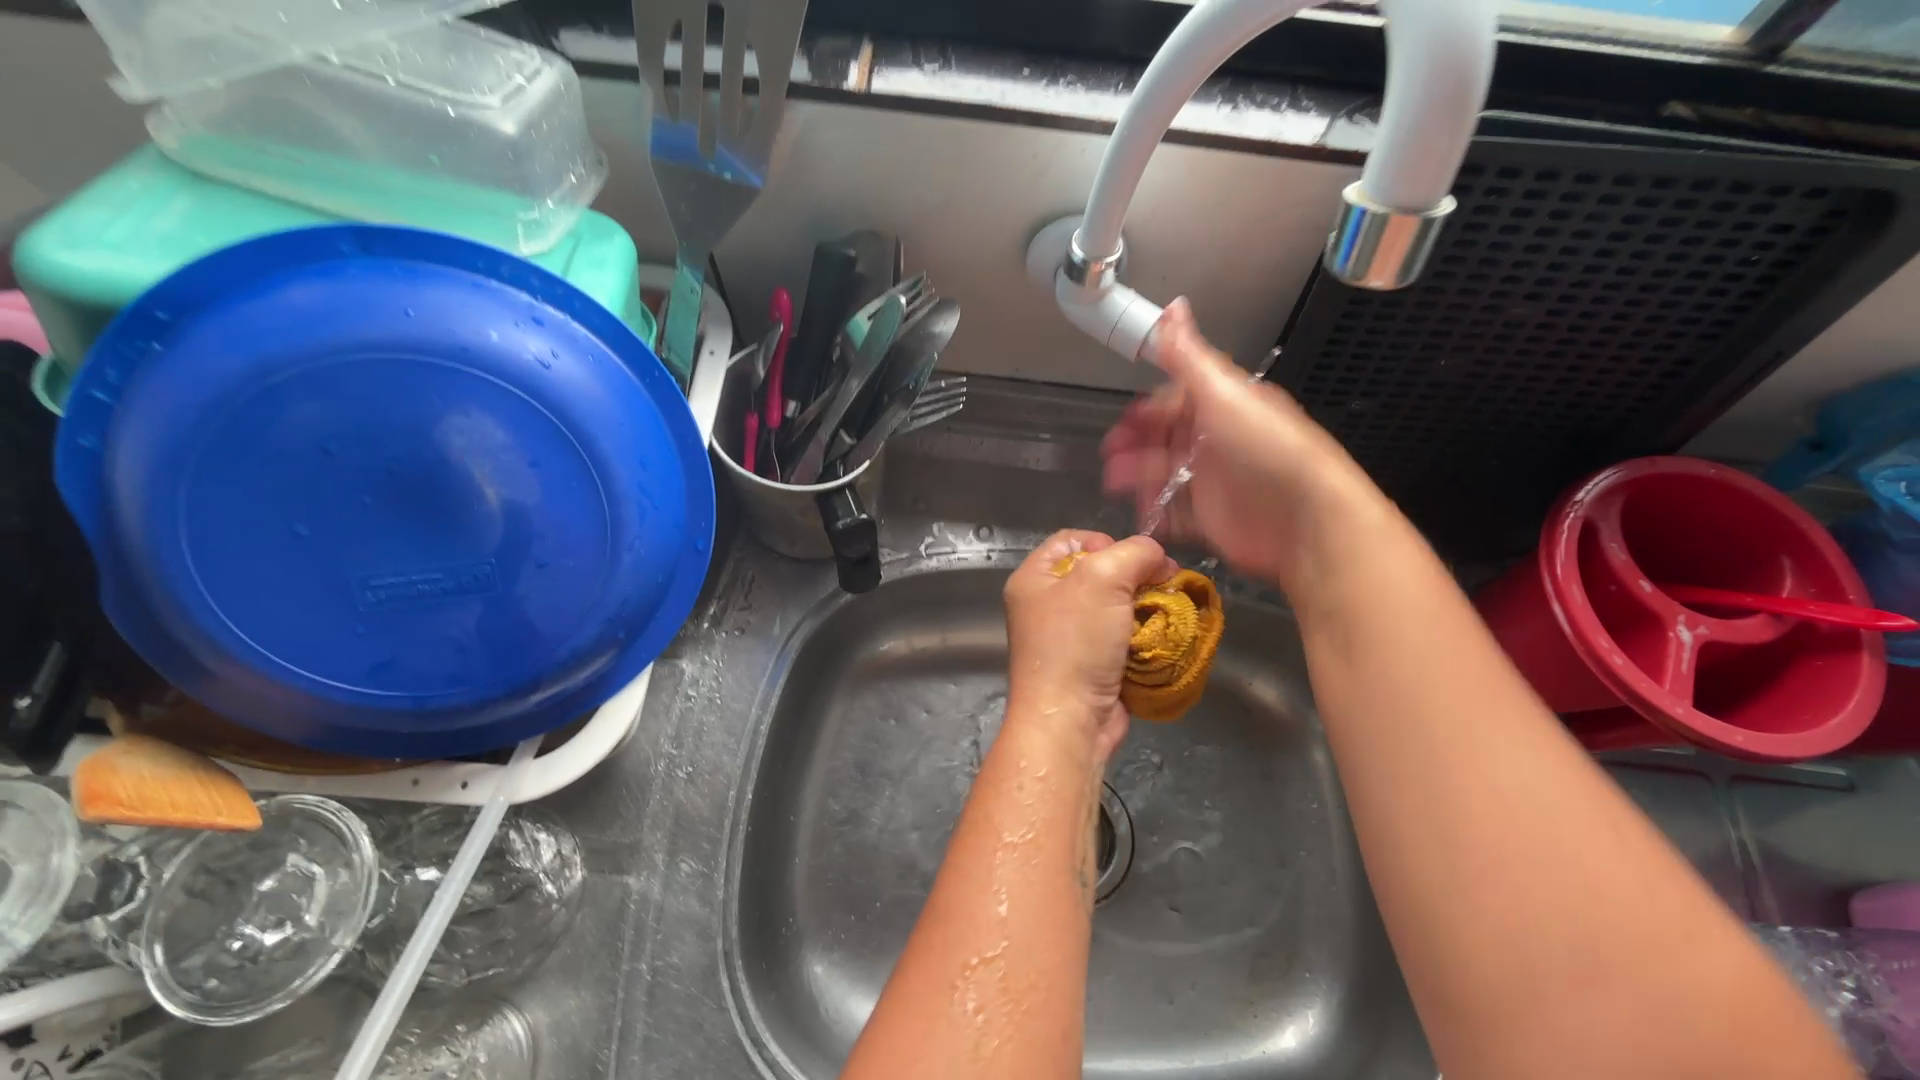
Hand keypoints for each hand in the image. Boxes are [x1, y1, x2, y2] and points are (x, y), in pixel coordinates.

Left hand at [1003, 530, 1175, 762]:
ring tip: (1166, 612)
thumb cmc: (1076, 643)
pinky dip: (1143, 636)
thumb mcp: (1104, 578)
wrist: (1070, 720)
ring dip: (1144, 607)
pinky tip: (1160, 637)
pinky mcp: (1091, 666)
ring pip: (1116, 607)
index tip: (1132, 560)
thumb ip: (1135, 553)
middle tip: (1162, 583)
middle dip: (1134, 575)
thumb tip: (1157, 558)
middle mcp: (1046, 605)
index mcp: (1033, 579)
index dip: (1104, 541)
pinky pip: (1122, 638)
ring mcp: (1068, 638)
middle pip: (1098, 573)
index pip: (1071, 539)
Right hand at [1101, 298, 1380, 590]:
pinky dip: (1154, 510)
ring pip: (1163, 474)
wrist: (1305, 521)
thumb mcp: (1224, 393)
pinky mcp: (1211, 518)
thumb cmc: (1272, 452)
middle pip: (1164, 438)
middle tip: (1111, 453)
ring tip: (1115, 482)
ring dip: (1136, 476)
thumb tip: (1173, 307)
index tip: (1124, 418)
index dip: (1147, 409)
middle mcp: (1219, 441)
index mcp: (1224, 406)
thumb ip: (1189, 356)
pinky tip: (1141, 509)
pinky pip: (1174, 512)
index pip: (1176, 400)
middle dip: (1134, 443)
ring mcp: (1214, 481)